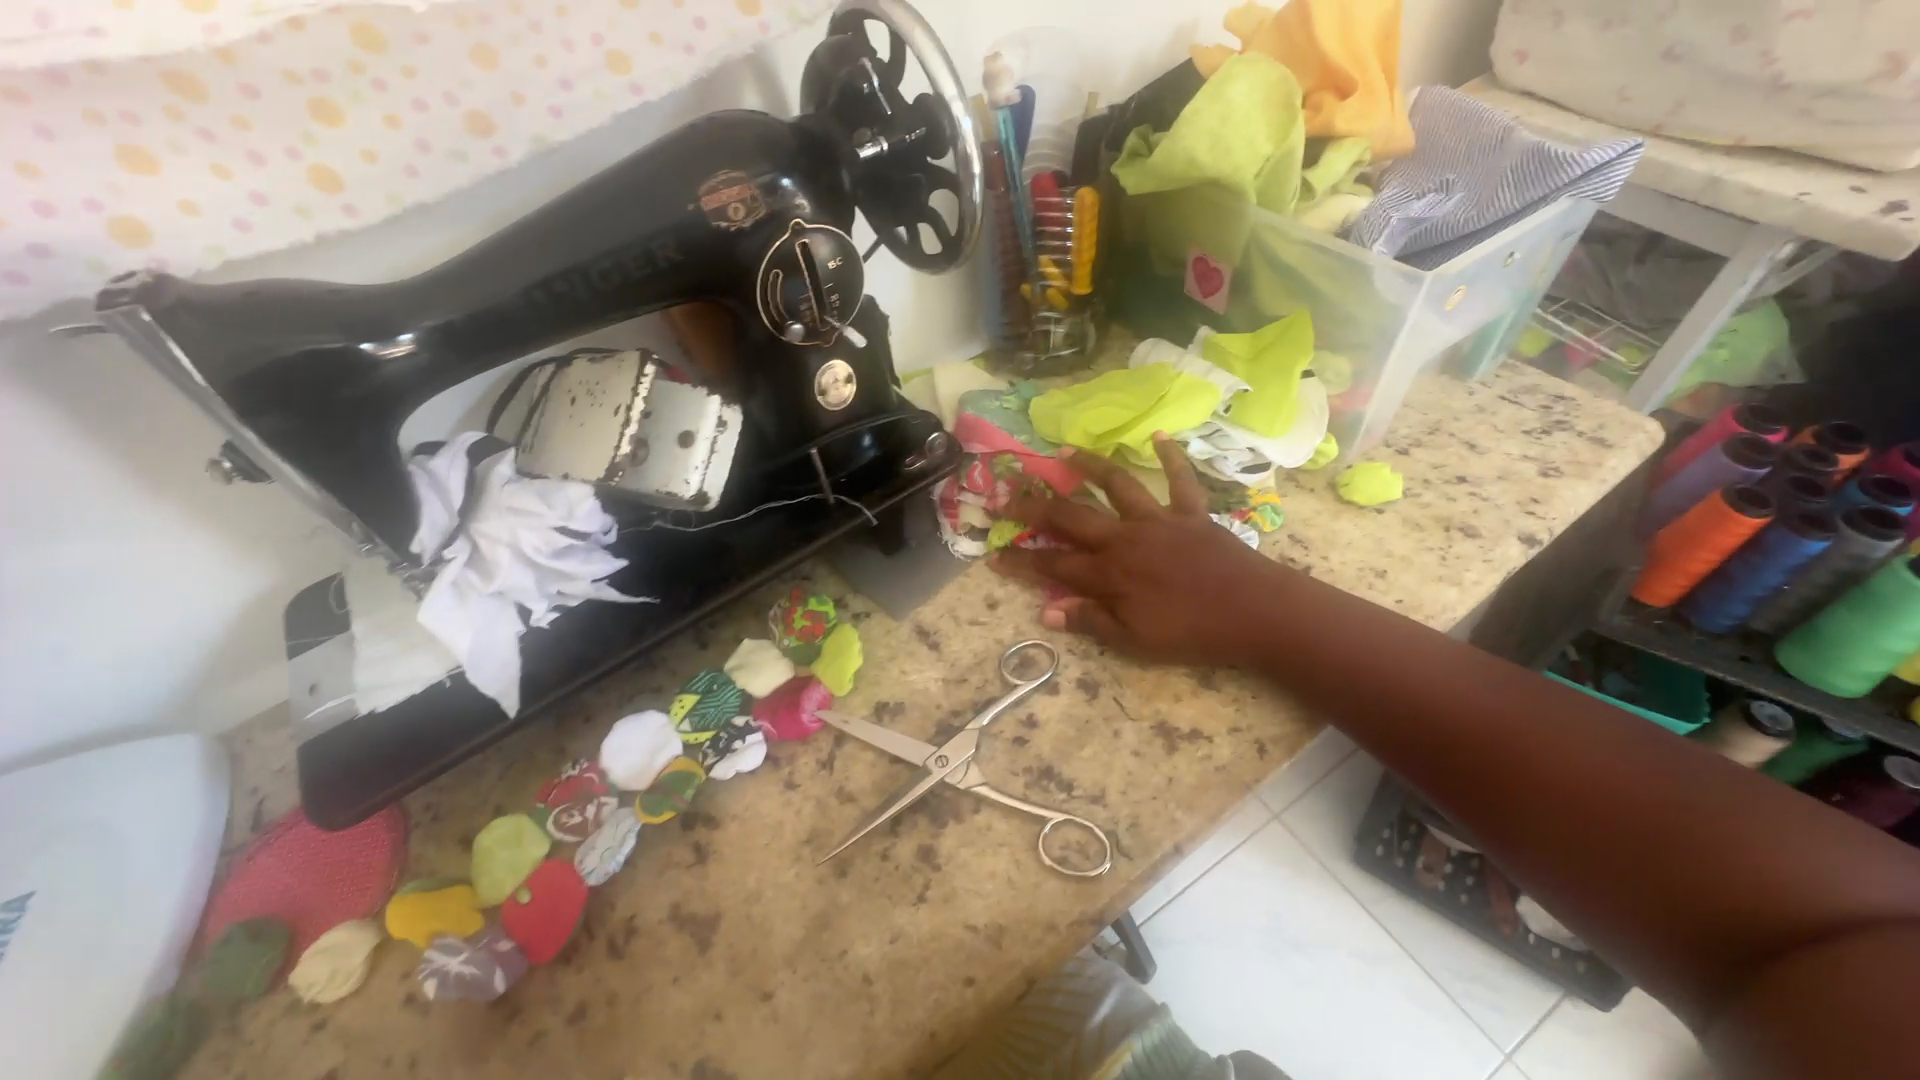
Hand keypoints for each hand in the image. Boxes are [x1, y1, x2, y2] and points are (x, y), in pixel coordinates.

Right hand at [991, 434, 1292, 668]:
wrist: (1255, 611)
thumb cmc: (1192, 633)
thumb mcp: (1135, 641)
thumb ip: (1091, 621)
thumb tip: (1047, 612)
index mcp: (1110, 573)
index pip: (1053, 565)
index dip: (1021, 561)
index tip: (993, 554)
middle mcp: (1125, 538)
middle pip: (1071, 517)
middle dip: (1034, 506)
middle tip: (1006, 493)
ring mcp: (1158, 520)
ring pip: (1116, 485)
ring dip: (1089, 466)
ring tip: (1064, 450)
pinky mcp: (1191, 513)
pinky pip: (1180, 479)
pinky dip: (1170, 457)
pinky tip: (1159, 436)